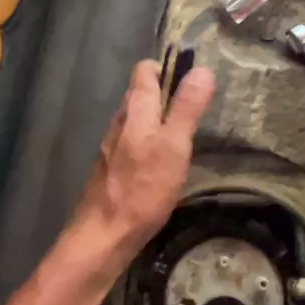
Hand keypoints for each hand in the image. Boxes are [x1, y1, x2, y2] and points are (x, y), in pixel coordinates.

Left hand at [71, 60, 215, 256]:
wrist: (103, 237)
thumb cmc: (142, 189)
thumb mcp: (173, 146)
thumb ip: (186, 108)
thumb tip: (201, 69)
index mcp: (135, 110)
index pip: (144, 71)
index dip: (167, 67)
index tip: (192, 78)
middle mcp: (120, 122)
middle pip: (140, 94)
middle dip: (166, 93)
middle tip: (196, 105)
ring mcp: (112, 146)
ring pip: (137, 120)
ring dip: (158, 119)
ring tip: (184, 132)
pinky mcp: (111, 168)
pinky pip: (132, 142)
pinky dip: (149, 142)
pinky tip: (163, 162)